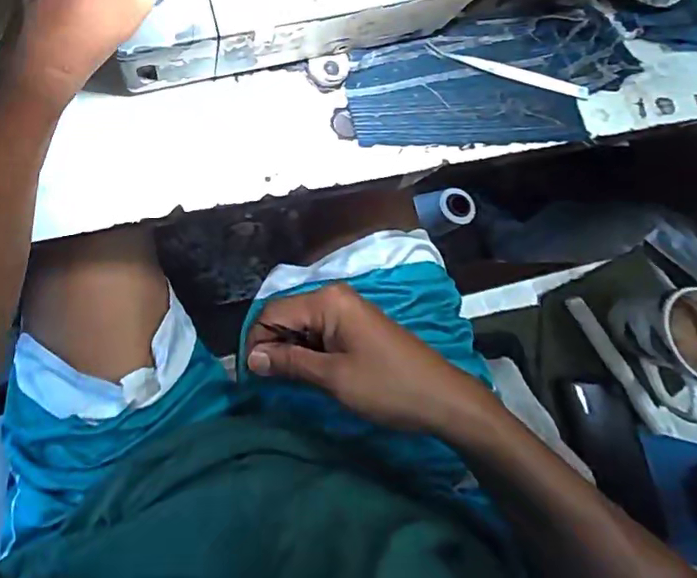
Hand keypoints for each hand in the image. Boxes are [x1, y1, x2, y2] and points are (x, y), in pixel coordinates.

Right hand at [246, 283, 501, 438]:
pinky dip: (306, 350)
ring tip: (283, 380)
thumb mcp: (334, 378)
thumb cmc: (388, 387)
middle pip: (285, 314)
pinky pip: (317, 330)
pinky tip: (306, 372)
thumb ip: (289, 363)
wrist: (446, 399)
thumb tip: (251, 359)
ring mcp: (346, 308)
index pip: (272, 311)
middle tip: (264, 381)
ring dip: (288, 350)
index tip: (250, 375)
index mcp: (326, 300)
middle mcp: (333, 295)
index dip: (255, 341)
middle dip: (270, 345)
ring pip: (300, 324)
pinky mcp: (355, 324)